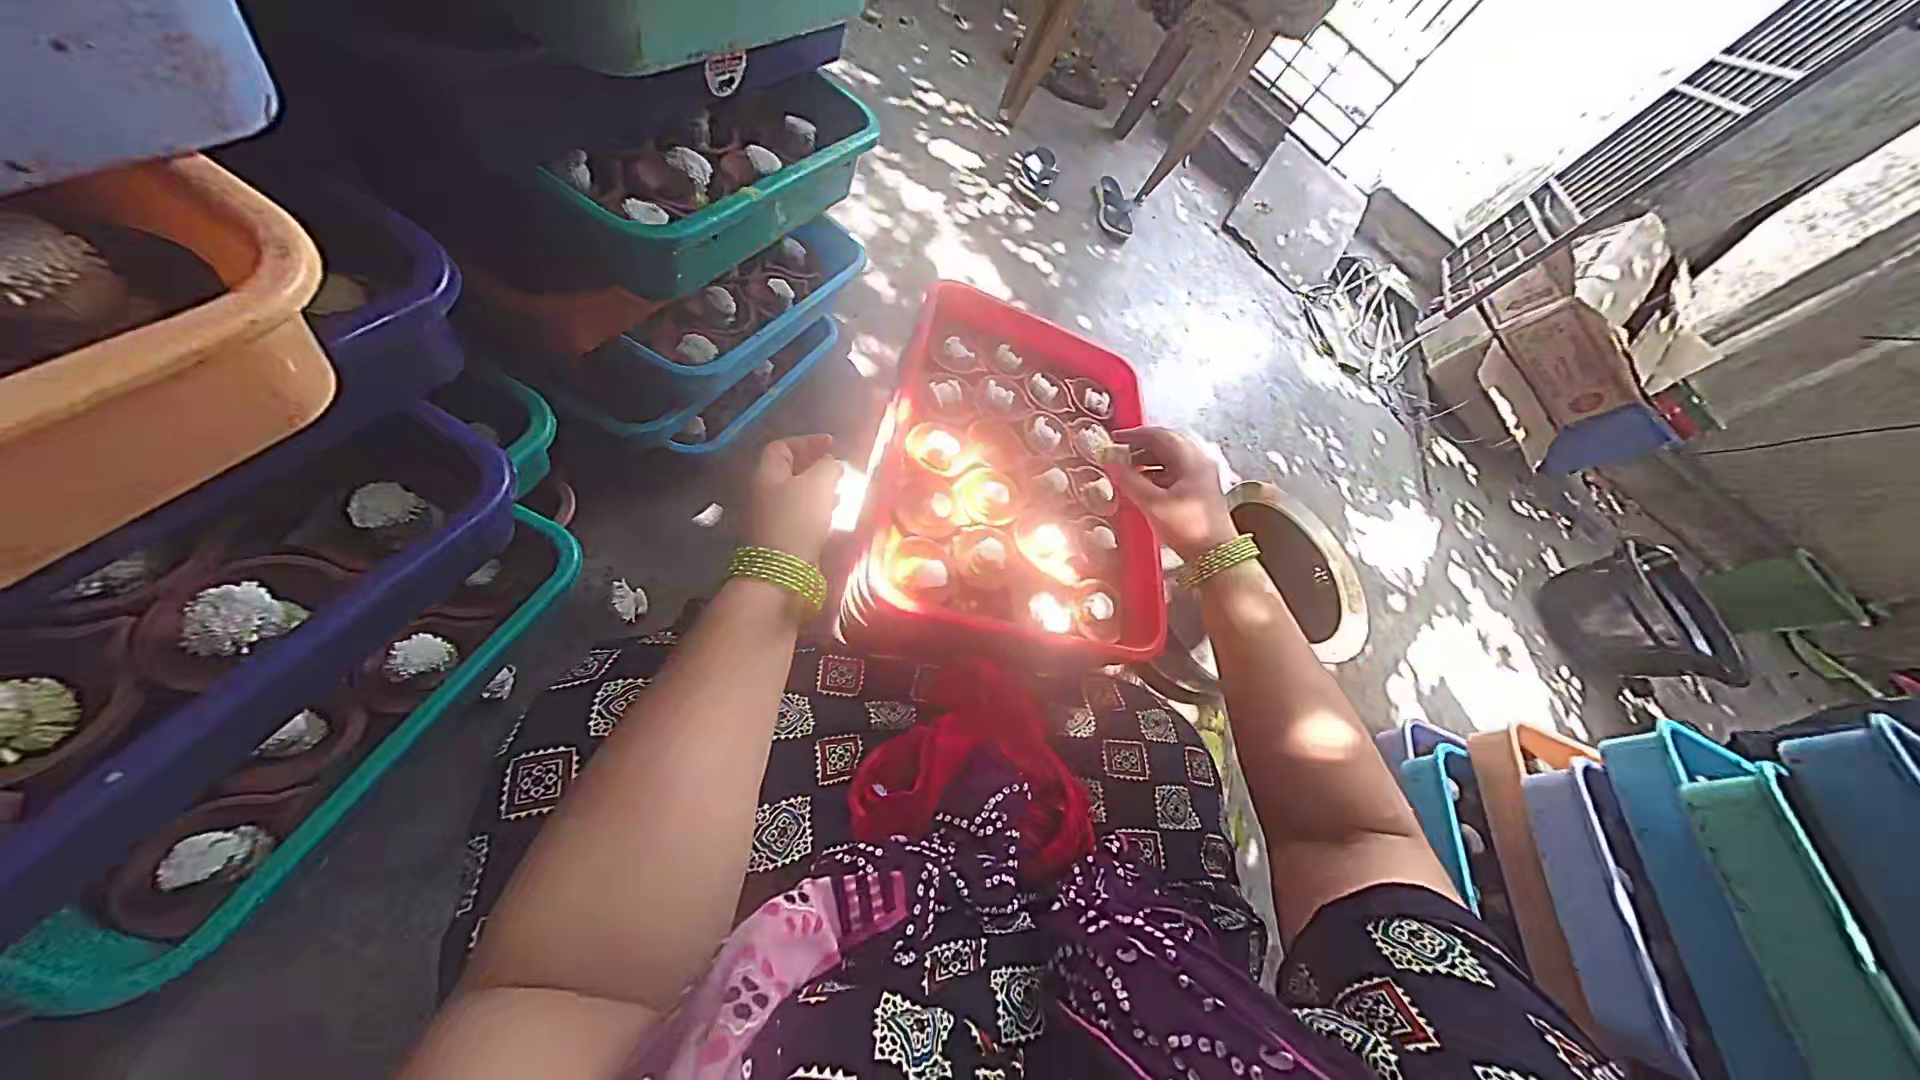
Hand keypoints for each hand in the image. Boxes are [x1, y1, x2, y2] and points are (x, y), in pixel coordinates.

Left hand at [747, 434, 843, 564]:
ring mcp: (775, 514)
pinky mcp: (786, 534)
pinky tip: (835, 511)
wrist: (784, 568)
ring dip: (820, 486)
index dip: (806, 441)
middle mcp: (767, 492)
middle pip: (790, 469)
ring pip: (798, 491)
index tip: (830, 443)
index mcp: (768, 474)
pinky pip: (803, 512)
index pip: (782, 447)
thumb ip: (828, 467)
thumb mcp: (817, 484)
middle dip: (815, 464)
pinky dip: (820, 506)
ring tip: (841, 486)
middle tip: (837, 465)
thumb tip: (832, 464)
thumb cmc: (798, 518)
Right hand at [1107, 427, 1238, 560]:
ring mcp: (1200, 476)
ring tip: (1126, 467)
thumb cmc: (1188, 528)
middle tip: (1119, 451)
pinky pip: (1173, 472)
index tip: (1115, 438)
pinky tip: (1141, 483)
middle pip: (1166, 444)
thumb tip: (1111, 461)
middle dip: (1140, 445)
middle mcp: (1198, 463)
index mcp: (1191, 460)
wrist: (1215, 555)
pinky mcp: (1198, 491)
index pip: (1159, 435)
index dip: (1134, 435)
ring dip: (1147, 459)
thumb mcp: (1153, 504)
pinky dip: (1155, 472)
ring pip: (1170, 458)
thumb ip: (1129, 480)